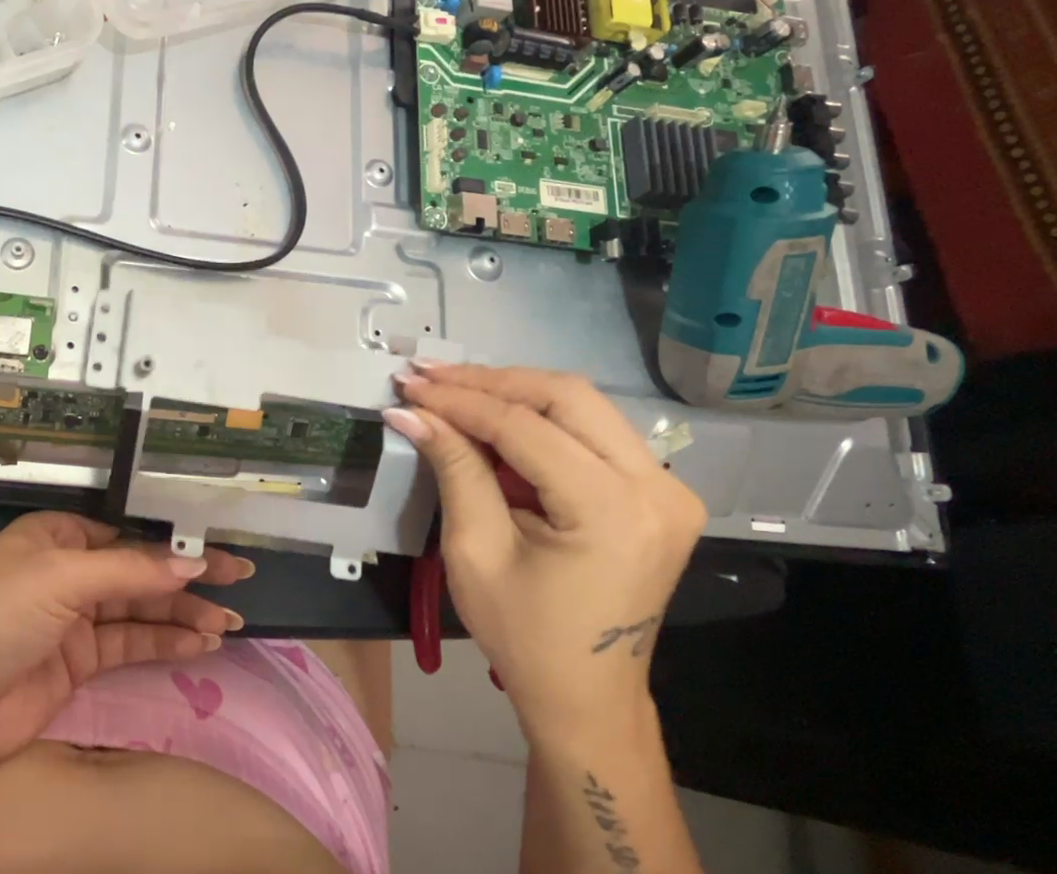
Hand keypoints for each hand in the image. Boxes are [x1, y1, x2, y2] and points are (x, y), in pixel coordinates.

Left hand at [0, 511, 250, 772]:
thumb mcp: (60, 580)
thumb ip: (130, 570)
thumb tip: (194, 561)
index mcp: (54, 537)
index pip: (125, 532)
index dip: (172, 542)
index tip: (219, 550)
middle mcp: (66, 572)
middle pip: (138, 570)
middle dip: (188, 578)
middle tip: (242, 583)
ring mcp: (72, 619)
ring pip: (140, 609)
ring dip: (184, 614)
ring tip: (230, 623)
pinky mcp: (78, 662)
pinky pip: (130, 643)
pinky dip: (165, 642)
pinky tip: (201, 643)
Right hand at [383, 365, 706, 741]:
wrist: (587, 694)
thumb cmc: (524, 635)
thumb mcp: (476, 551)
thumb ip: (454, 469)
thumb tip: (411, 413)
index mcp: (613, 510)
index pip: (526, 427)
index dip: (460, 402)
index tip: (407, 388)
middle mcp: (656, 487)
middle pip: (567, 397)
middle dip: (490, 382)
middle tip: (427, 378)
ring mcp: (666, 487)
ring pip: (582, 406)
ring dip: (512, 394)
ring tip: (449, 392)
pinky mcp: (657, 492)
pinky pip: (592, 433)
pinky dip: (537, 420)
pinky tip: (489, 420)